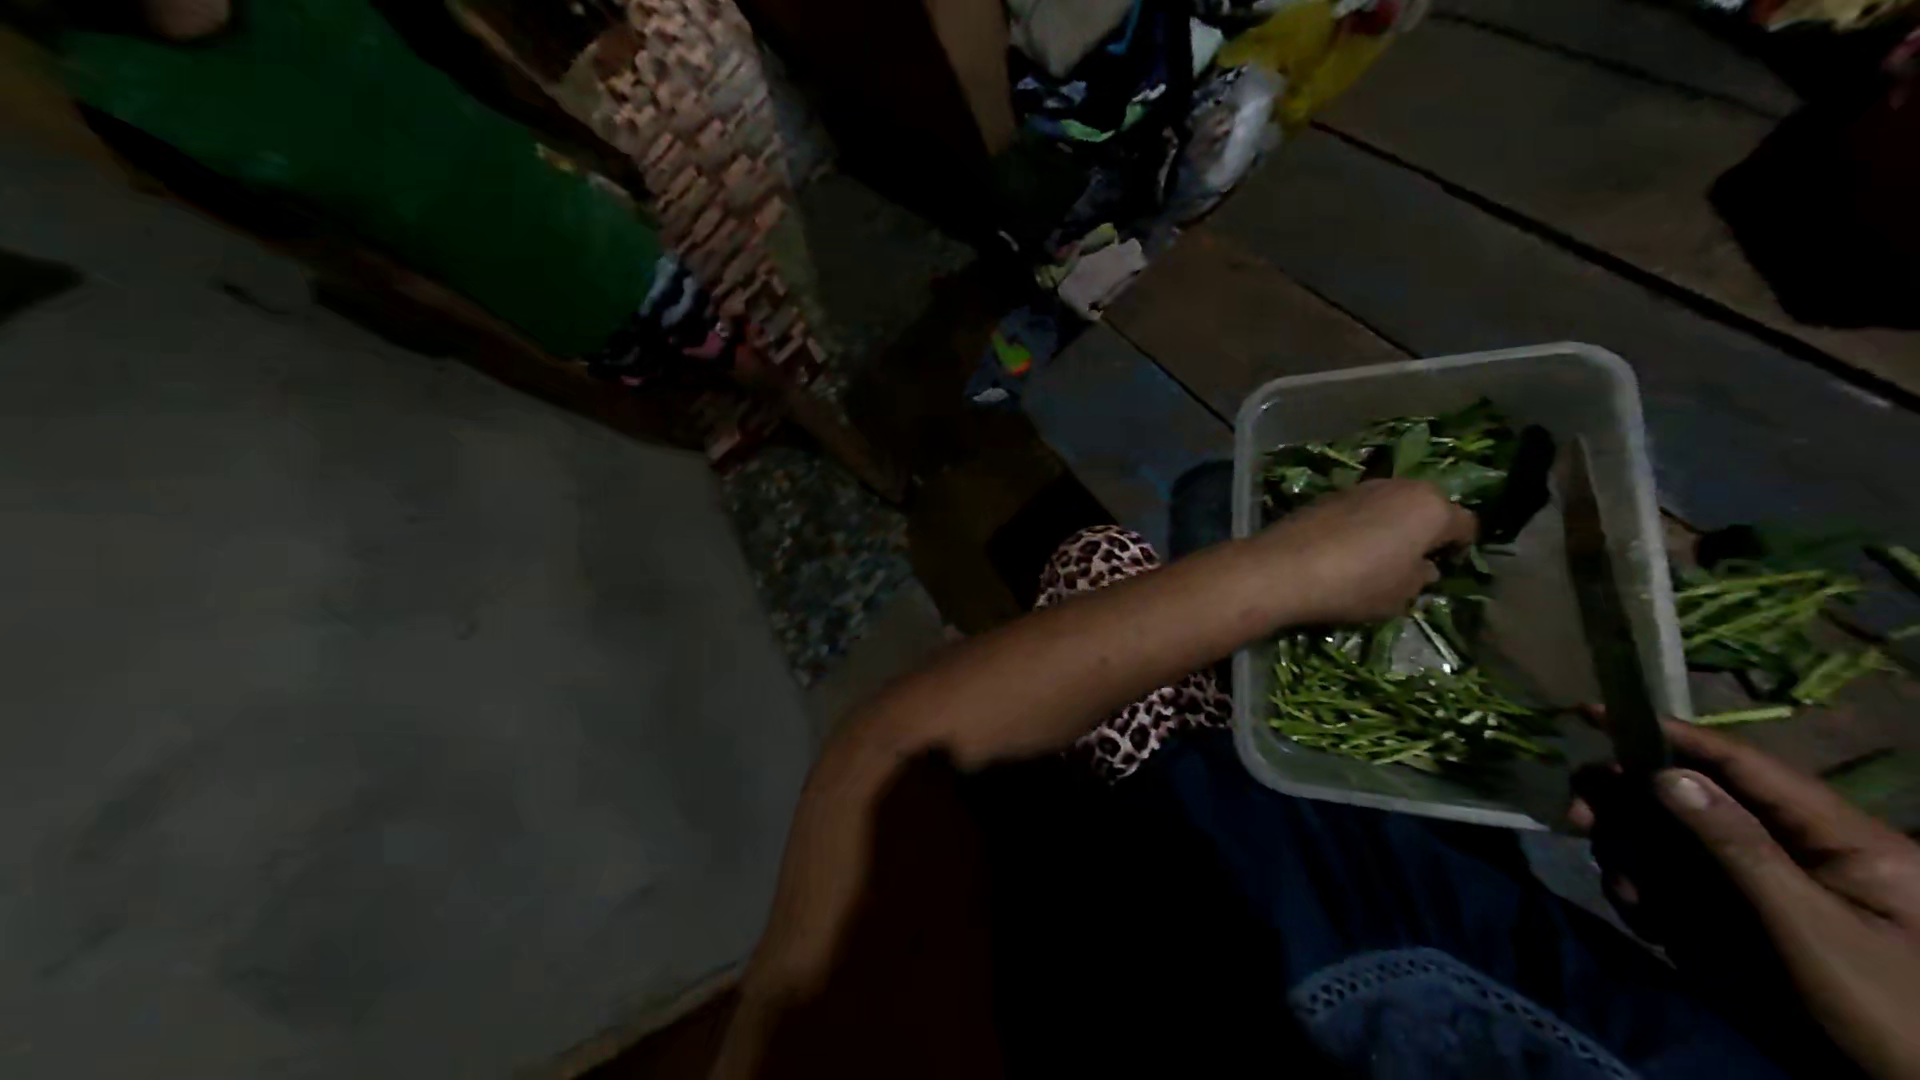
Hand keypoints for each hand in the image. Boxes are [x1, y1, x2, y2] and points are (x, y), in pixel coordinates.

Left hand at [1252, 478, 1476, 625]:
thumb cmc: (1355, 583)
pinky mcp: (1325, 495)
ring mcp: (1359, 487)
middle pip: (1426, 506)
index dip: (1461, 547)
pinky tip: (1345, 548)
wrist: (1281, 568)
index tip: (1449, 565)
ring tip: (1377, 555)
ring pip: (1390, 504)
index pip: (1465, 525)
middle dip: (1425, 528)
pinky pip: (1357, 509)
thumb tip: (1424, 567)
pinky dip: (1359, 524)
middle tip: (1413, 559)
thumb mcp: (1401, 594)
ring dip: (1390, 523)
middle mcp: (1398, 487)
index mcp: (1431, 507)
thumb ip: (1421, 577)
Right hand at [1574, 720, 1919, 1079]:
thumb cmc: (1887, 1012)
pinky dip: (1651, 894)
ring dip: (1635, 861)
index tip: (1592, 713)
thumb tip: (1665, 775)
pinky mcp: (1751, 912)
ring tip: (1632, 900)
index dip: (1668, 733)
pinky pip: (1681, 881)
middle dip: (1628, 809)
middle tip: (1577, 820)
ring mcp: (1775, 882)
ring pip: (1674, 840)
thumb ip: (1736, 845)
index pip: (1742, 764)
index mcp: (1843, 839)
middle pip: (1692, 799)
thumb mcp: (1808, 928)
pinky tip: (1650, 921)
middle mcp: (1806, 848)